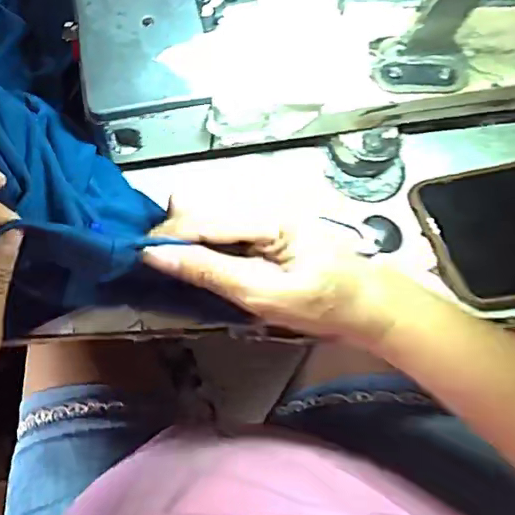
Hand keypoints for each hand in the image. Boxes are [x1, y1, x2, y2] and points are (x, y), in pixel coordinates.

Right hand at [144, 203, 442, 349]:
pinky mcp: (261, 225)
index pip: (197, 218)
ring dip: (184, 240)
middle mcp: (258, 205)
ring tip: (178, 268)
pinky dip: (201, 244)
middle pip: (195, 209)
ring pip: (202, 215)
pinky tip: (201, 264)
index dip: (164, 237)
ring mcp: (259, 213)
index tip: (139, 259)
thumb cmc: (326, 305)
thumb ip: (208, 271)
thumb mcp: (263, 295)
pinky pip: (216, 226)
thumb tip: (156, 254)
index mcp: (263, 217)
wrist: (375, 308)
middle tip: (160, 268)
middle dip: (171, 236)